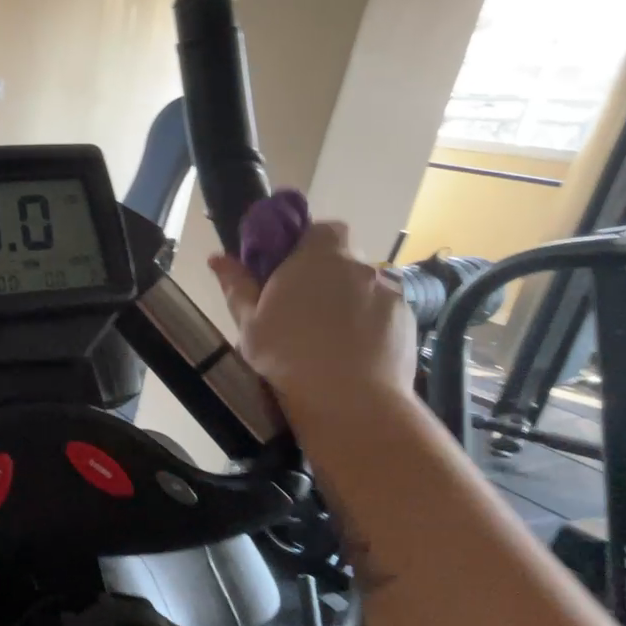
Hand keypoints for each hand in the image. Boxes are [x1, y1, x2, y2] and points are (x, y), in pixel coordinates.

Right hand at [207, 221, 416, 419]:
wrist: (349, 398)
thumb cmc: (286, 354)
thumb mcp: (249, 322)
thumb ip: (237, 285)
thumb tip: (217, 257)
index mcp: (317, 258)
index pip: (323, 227)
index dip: (308, 242)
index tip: (289, 266)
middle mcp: (359, 266)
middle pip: (344, 259)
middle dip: (326, 275)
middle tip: (302, 307)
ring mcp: (389, 291)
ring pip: (365, 286)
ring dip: (349, 299)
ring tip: (329, 335)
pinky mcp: (408, 317)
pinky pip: (383, 310)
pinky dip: (369, 322)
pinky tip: (353, 350)